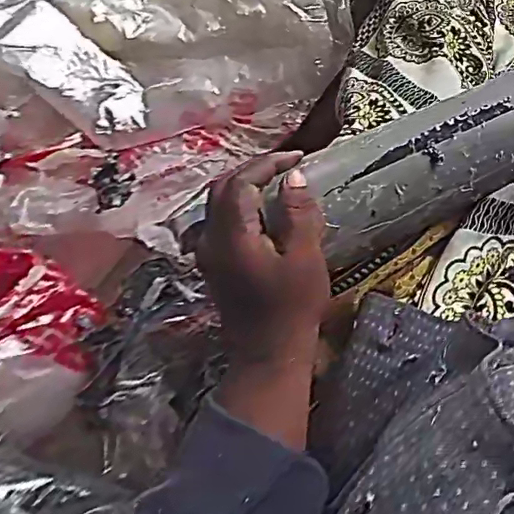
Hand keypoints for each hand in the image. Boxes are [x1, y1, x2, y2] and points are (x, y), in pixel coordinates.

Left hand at [198, 151, 330, 365]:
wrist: (267, 357)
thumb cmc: (292, 308)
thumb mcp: (305, 258)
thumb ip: (299, 214)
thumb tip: (294, 177)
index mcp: (232, 236)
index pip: (241, 183)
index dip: (268, 163)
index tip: (297, 157)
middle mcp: (211, 240)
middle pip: (223, 188)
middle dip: (254, 169)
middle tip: (287, 164)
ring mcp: (208, 253)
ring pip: (217, 203)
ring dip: (244, 184)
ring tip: (276, 179)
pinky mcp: (213, 264)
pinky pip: (220, 220)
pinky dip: (239, 204)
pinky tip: (262, 209)